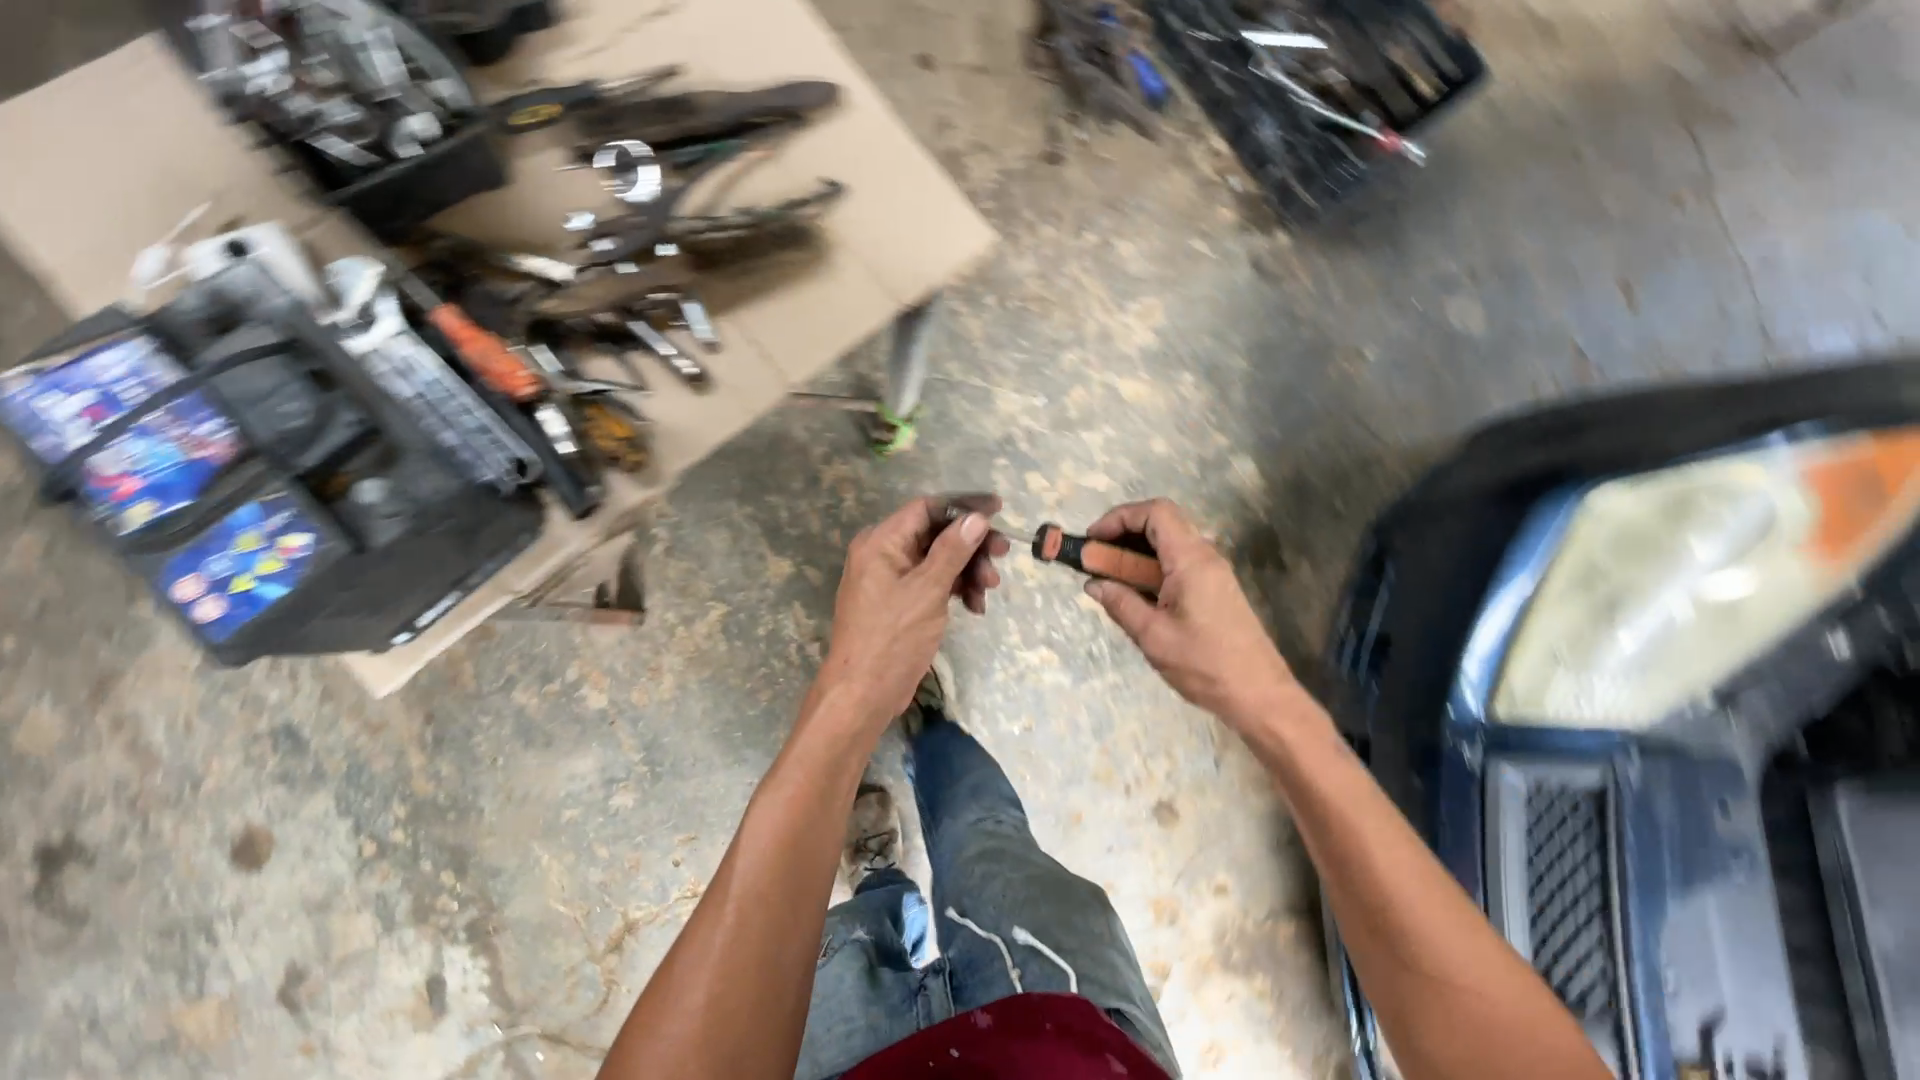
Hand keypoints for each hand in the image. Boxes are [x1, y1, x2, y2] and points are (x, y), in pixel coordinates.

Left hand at [816, 495, 1010, 720]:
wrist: (863, 692)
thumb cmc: (893, 637)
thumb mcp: (928, 590)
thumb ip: (953, 550)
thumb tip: (976, 517)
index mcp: (880, 541)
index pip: (927, 508)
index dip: (964, 507)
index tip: (998, 510)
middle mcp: (883, 553)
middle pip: (935, 534)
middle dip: (970, 545)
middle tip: (1002, 556)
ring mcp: (891, 579)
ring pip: (937, 560)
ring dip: (967, 570)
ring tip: (988, 590)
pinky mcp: (900, 602)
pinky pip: (932, 583)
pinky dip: (955, 589)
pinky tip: (975, 607)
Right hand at [1082, 499, 1299, 729]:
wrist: (1258, 694)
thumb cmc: (1204, 664)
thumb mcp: (1153, 636)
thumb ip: (1121, 604)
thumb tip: (1094, 583)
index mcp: (1191, 560)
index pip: (1155, 512)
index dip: (1119, 517)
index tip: (1093, 540)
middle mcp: (1205, 556)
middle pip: (1162, 523)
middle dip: (1123, 535)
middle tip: (1095, 560)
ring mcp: (1213, 573)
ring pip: (1169, 545)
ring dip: (1136, 555)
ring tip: (1108, 579)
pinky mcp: (1215, 590)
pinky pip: (1178, 565)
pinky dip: (1151, 570)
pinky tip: (1134, 595)